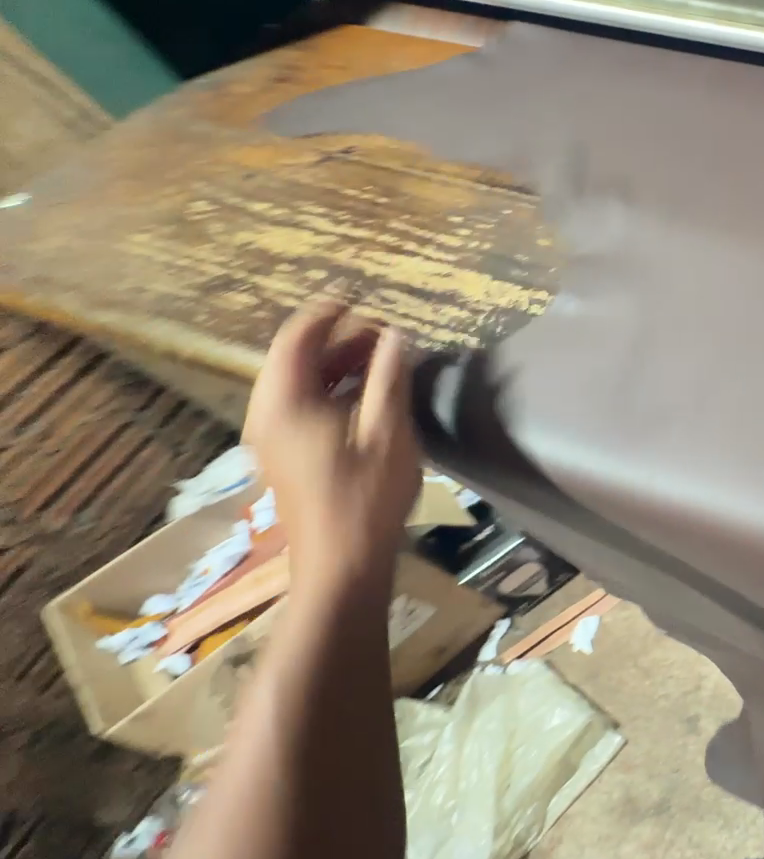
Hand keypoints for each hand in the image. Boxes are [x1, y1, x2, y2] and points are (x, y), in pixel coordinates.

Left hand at [243, 301, 420, 590]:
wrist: (342, 559)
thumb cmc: (367, 495)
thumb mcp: (389, 432)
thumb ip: (391, 380)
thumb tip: (398, 336)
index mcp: (285, 405)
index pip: (294, 342)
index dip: (324, 315)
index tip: (357, 298)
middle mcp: (269, 416)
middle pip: (296, 362)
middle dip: (338, 340)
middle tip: (384, 331)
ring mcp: (275, 437)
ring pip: (302, 384)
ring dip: (339, 364)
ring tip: (384, 356)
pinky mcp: (289, 453)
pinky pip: (306, 404)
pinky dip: (335, 388)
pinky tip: (370, 392)